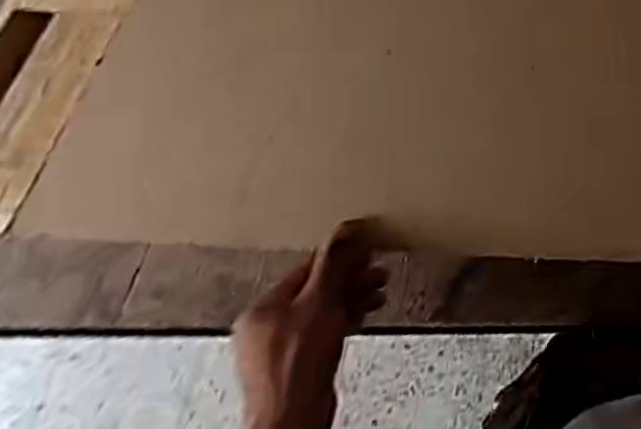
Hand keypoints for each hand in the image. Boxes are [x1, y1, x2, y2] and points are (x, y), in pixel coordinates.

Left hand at [233, 220, 389, 428]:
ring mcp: (281, 346)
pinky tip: (364, 313)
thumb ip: (333, 265)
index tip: (366, 250)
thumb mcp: (321, 302)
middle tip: (376, 271)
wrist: (295, 417)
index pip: (308, 266)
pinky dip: (346, 317)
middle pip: (317, 287)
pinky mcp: (298, 361)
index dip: (341, 256)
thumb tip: (344, 231)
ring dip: (353, 296)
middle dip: (351, 277)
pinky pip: (325, 327)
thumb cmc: (298, 367)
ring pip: (323, 308)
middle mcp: (267, 326)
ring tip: (377, 290)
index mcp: (263, 308)